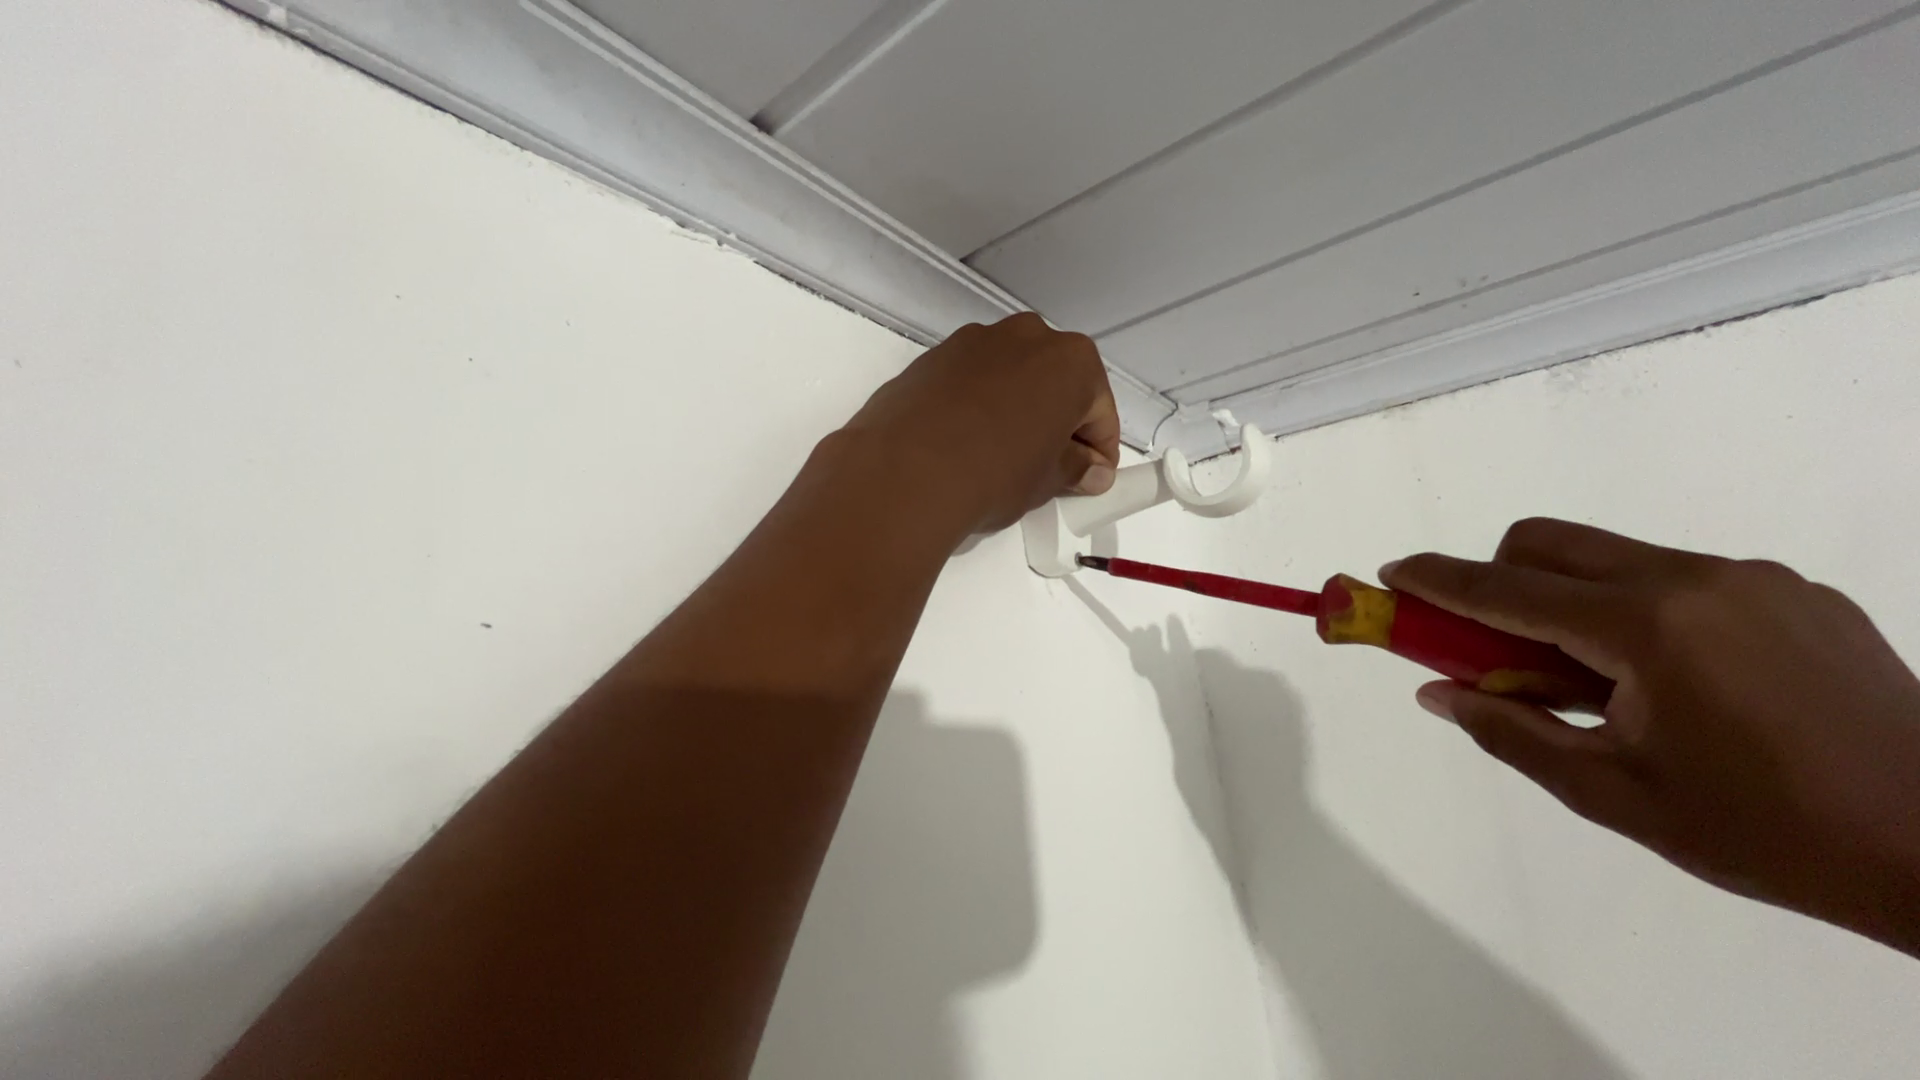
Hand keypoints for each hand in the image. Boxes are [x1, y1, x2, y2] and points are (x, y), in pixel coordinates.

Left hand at [836, 313, 1120, 536]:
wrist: (903, 472)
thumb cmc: (994, 473)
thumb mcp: (1047, 480)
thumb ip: (1077, 468)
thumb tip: (1091, 469)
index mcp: (1071, 361)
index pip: (1100, 409)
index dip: (1099, 449)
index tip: (1092, 477)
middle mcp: (1026, 336)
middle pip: (1056, 383)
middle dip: (1058, 422)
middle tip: (1049, 468)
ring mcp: (974, 341)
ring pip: (1011, 377)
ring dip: (1016, 410)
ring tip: (1001, 458)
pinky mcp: (932, 357)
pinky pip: (971, 382)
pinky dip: (977, 407)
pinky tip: (964, 445)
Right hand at [1384, 518, 1919, 955]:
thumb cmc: (1765, 832)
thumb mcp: (1612, 794)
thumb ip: (1510, 732)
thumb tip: (1438, 693)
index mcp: (1647, 627)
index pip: (1506, 589)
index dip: (1437, 581)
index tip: (1390, 575)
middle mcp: (1695, 578)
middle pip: (1550, 543)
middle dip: (1498, 578)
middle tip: (1493, 647)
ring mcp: (1753, 578)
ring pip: (1613, 558)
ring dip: (1568, 601)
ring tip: (1596, 683)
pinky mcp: (1796, 592)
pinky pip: (1677, 579)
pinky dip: (1635, 612)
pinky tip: (1676, 684)